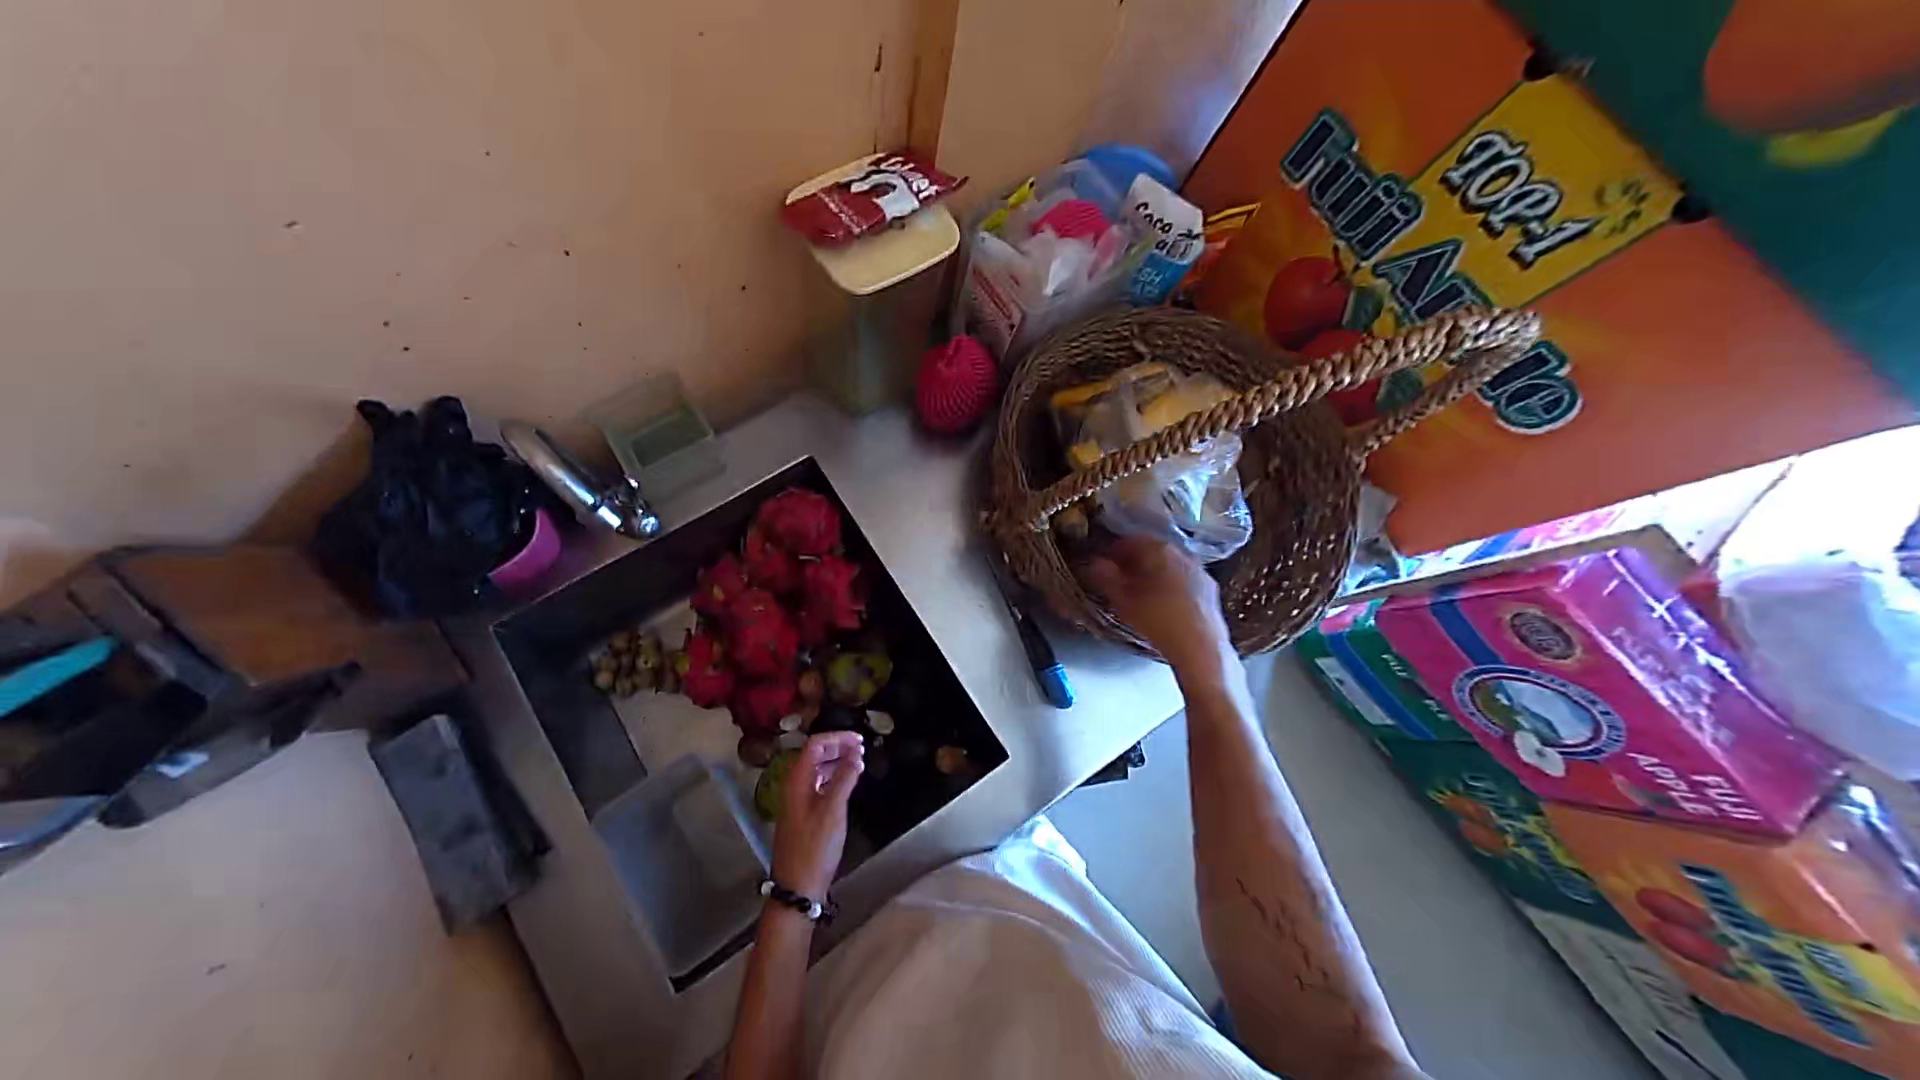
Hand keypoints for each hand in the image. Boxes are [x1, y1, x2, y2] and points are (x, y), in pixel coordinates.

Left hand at [770, 731, 864, 900]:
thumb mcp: (833, 810)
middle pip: (814, 754)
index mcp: (797, 780)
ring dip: (837, 761)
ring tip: (859, 761)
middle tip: (862, 748)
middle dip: (838, 746)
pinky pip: (818, 784)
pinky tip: (848, 781)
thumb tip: (856, 755)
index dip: (837, 738)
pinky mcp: (803, 813)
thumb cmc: (815, 847)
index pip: (815, 744)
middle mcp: (794, 785)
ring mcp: (797, 800)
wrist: (798, 886)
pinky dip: (834, 777)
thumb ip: (844, 778)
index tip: (860, 740)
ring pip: (817, 769)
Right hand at [1084, 536, 1233, 675]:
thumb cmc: (1158, 620)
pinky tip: (1163, 604)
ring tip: (1140, 593)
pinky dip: (1171, 586)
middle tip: (1119, 578)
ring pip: (1170, 565)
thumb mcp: (1123, 601)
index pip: (1131, 540)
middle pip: (1153, 551)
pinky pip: (1184, 580)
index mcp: (1159, 550)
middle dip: (1134, 562)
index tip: (1103, 563)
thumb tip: (1094, 563)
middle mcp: (1182, 554)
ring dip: (1153, 574)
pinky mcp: (1211, 590)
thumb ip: (1105, 578)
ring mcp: (1200, 571)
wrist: (1202, 647)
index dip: (1114, 551)